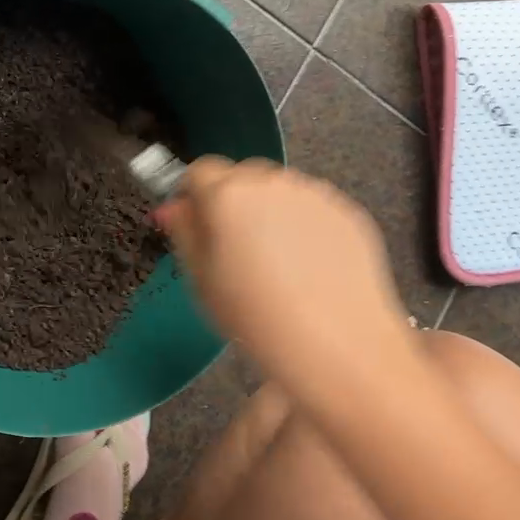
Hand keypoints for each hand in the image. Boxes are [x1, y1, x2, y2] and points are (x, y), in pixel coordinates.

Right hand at [154, 158, 415, 391]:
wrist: (342, 348)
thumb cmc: (259, 318)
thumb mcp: (203, 281)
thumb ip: (184, 233)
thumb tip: (174, 208)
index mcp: (227, 194)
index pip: (198, 171)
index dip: (193, 196)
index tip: (197, 225)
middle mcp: (270, 181)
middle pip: (239, 176)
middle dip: (232, 201)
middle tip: (236, 248)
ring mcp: (312, 193)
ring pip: (277, 190)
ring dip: (269, 210)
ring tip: (278, 261)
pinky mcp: (345, 210)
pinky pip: (311, 206)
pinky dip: (304, 224)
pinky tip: (309, 265)